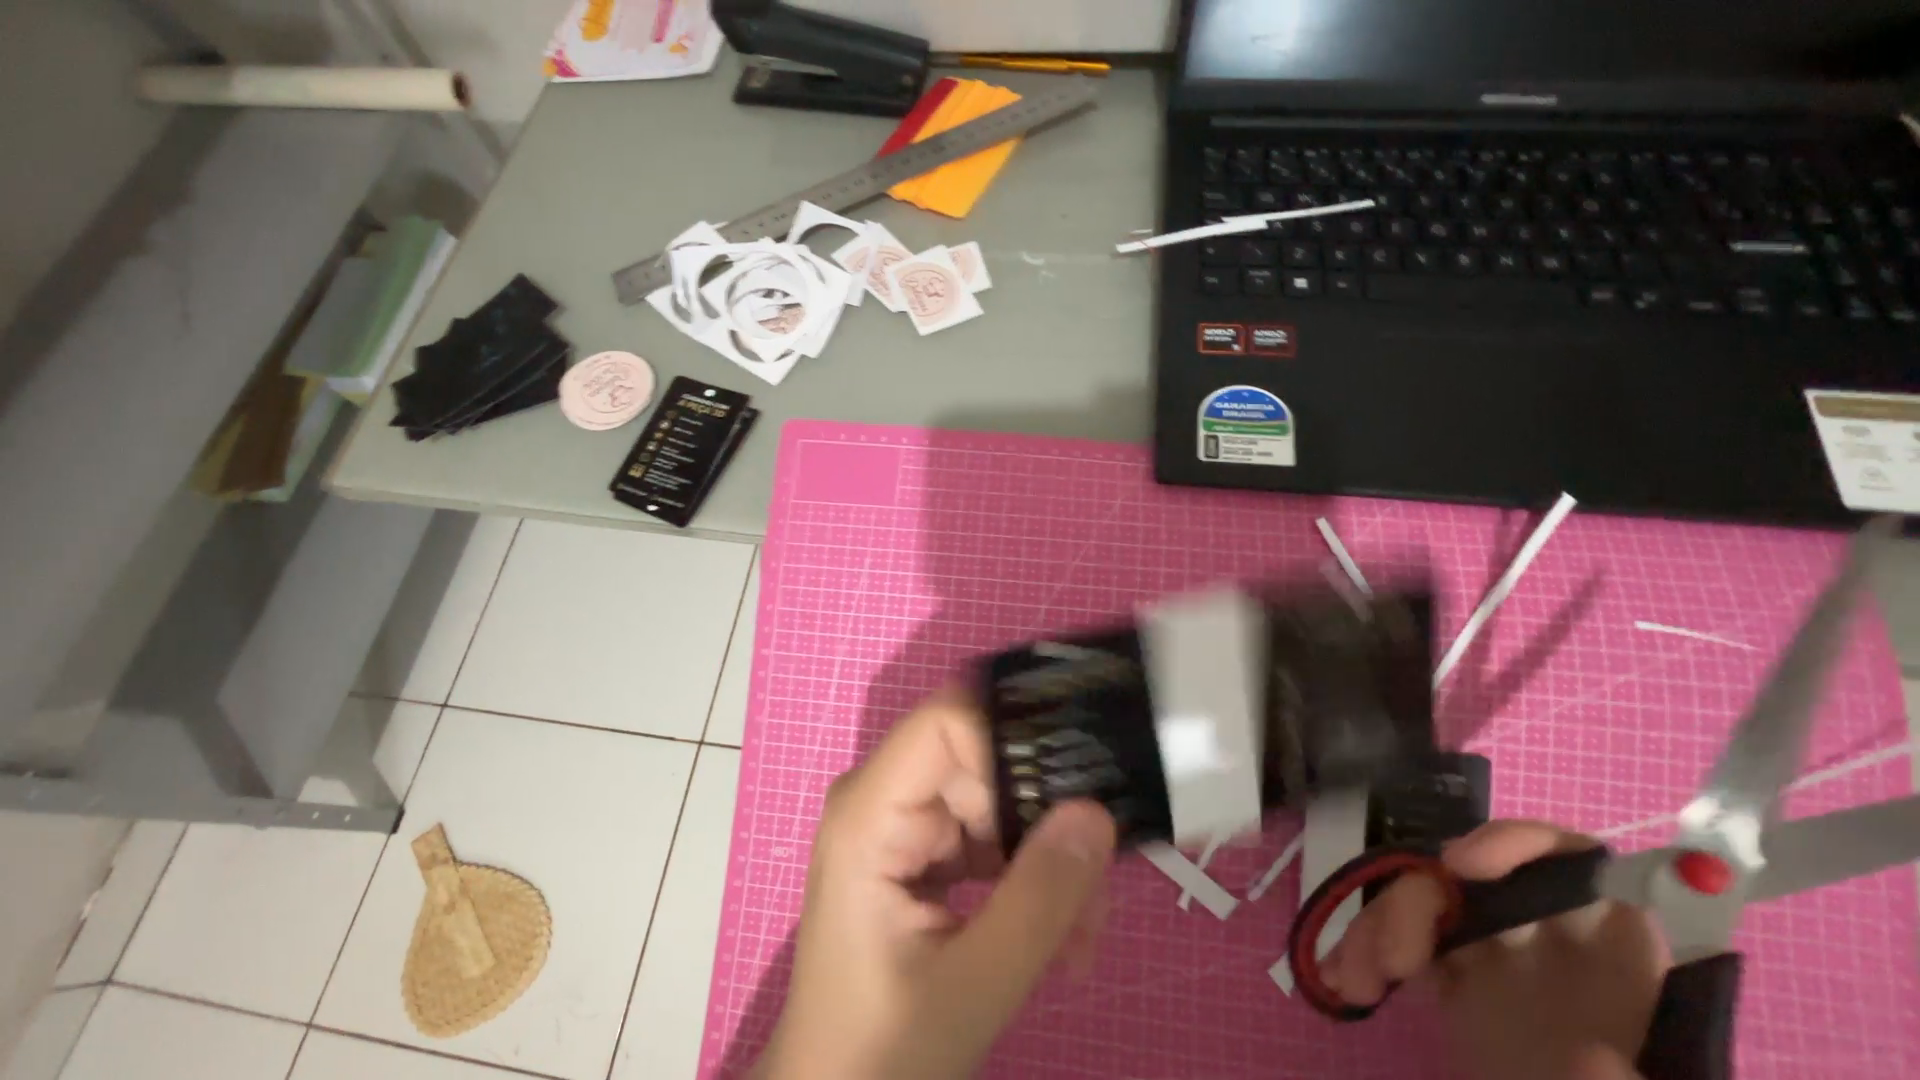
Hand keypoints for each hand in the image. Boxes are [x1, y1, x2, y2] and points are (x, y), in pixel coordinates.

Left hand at [755, 686, 1117, 1079]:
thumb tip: (1096, 812)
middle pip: (984, 765)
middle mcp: (884, 803)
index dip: (1015, 741)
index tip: (1075, 796)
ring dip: (1048, 864)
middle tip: (1096, 894)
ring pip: (1000, 806)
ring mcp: (903, 830)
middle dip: (1047, 821)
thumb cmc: (884, 1050)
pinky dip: (1030, 883)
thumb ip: (1040, 898)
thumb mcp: (975, 983)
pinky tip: (1060, 940)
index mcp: (871, 815)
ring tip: (1081, 937)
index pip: (948, 723)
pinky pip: (992, 843)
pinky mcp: (922, 857)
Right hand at [1321, 821, 1669, 1079]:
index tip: (1459, 865)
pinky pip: (1395, 941)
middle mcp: (1543, 928)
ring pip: (1418, 902)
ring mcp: (1490, 950)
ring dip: (1377, 928)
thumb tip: (1584, 1056)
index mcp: (1608, 943)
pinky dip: (1360, 952)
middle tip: (1395, 960)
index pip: (1567, 857)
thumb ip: (1624, 1077)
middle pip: (1465, 876)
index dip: (1513, 844)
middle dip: (1414, 901)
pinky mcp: (1450, 977)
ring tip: (1359, 982)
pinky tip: (1343, 980)